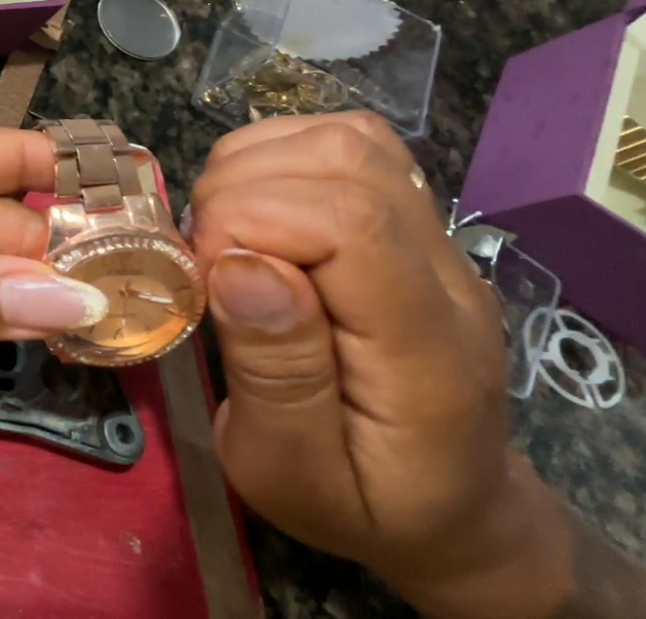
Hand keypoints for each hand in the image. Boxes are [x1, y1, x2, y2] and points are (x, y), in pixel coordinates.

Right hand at [187, 112, 569, 615]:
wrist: (443, 507)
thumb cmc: (355, 500)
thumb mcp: (291, 472)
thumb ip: (274, 374)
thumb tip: (238, 264)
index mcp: (423, 346)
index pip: (348, 221)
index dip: (245, 222)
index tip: (201, 275)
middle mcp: (444, 273)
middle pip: (343, 162)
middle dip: (237, 191)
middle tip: (202, 256)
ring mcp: (433, 241)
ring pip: (342, 139)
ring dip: (250, 168)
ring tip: (220, 230)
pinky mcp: (408, 223)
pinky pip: (344, 144)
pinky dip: (273, 156)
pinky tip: (248, 207)